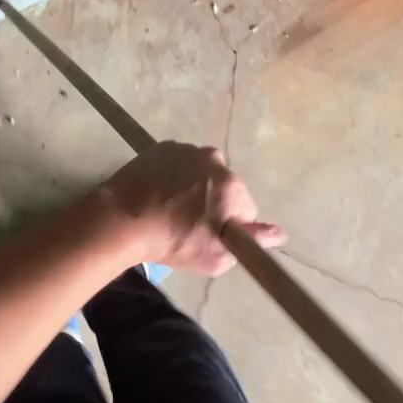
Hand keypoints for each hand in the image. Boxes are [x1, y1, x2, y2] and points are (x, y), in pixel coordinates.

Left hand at [95, 142, 286, 275]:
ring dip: (193, 186)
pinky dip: (173, 175)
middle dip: (213, 202)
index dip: (230, 226)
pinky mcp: (161, 147)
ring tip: (170, 208)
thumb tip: (279, 234)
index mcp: (232, 185)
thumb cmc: (173, 241)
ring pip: (200, 172)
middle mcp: (214, 159)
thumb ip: (253, 241)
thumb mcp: (217, 255)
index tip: (210, 236)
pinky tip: (158, 193)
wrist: (123, 218)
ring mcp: (185, 149)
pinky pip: (178, 163)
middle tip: (189, 223)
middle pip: (224, 186)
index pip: (245, 210)